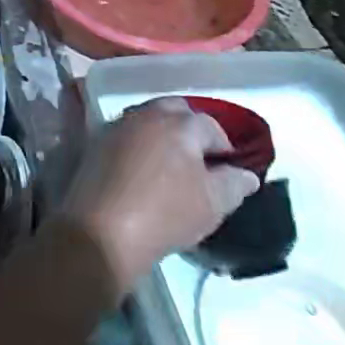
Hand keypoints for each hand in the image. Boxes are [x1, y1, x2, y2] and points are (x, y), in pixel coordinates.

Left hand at [63, 97, 261, 288]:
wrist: (100, 233)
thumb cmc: (165, 215)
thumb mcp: (212, 205)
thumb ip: (234, 184)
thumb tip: (247, 174)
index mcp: (180, 123)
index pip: (211, 126)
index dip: (223, 146)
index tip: (227, 169)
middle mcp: (148, 114)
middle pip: (176, 112)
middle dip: (190, 130)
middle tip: (197, 160)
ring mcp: (119, 126)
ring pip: (148, 120)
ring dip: (161, 135)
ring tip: (169, 165)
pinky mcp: (96, 143)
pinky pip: (126, 135)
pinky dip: (138, 145)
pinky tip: (140, 170)